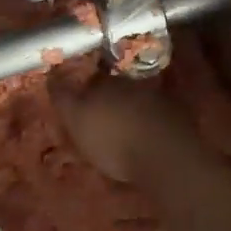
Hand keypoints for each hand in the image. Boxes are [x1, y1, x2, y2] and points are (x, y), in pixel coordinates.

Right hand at [52, 77, 190, 183]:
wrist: (164, 158)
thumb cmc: (112, 140)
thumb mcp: (76, 119)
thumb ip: (63, 96)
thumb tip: (51, 72)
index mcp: (107, 83)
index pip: (91, 80)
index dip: (85, 93)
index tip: (81, 109)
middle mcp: (134, 84)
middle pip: (117, 90)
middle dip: (110, 103)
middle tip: (103, 124)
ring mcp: (159, 100)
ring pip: (139, 103)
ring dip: (131, 114)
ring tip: (125, 137)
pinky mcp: (179, 119)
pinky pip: (158, 118)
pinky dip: (150, 126)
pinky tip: (146, 142)